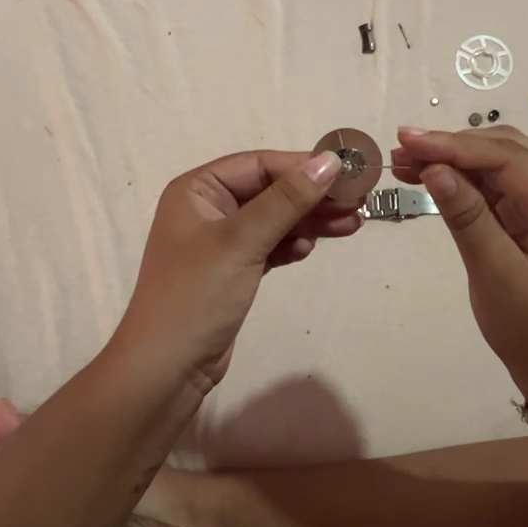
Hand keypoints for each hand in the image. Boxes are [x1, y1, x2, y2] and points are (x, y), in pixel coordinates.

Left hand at [112, 149, 359, 394]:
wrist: (168, 366)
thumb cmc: (197, 294)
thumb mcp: (242, 241)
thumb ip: (286, 200)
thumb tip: (329, 160)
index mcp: (197, 190)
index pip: (258, 165)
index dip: (303, 166)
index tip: (348, 172)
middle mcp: (206, 209)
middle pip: (269, 191)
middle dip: (312, 196)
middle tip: (359, 201)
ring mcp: (219, 242)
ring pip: (273, 220)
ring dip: (309, 221)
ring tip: (352, 225)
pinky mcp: (232, 271)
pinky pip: (269, 246)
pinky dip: (291, 245)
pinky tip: (311, 248)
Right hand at [391, 125, 527, 422]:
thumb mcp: (497, 278)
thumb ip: (468, 219)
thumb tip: (434, 169)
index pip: (509, 159)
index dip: (454, 145)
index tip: (407, 139)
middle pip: (508, 151)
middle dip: (453, 147)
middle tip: (401, 150)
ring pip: (503, 164)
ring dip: (456, 159)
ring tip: (406, 161)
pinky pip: (501, 187)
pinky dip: (466, 180)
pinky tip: (431, 177)